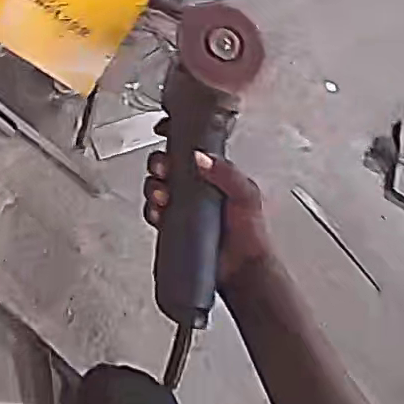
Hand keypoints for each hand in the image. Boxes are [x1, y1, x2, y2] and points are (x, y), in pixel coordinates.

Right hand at [143, 150, 272, 286]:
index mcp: (213, 173)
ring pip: (157, 186)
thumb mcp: (245, 193)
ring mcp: (184, 206)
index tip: (164, 132)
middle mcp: (196, 187)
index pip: (190, 150)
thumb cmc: (251, 233)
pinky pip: (154, 212)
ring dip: (154, 187)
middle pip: (167, 166)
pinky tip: (159, 212)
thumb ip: (226, 172)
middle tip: (163, 169)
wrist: (244, 271)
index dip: (174, 140)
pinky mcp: (173, 225)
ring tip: (162, 195)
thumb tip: (201, 156)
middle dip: (159, 164)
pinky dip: (151, 209)